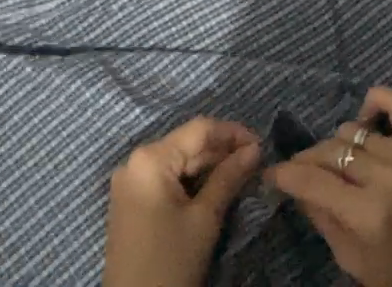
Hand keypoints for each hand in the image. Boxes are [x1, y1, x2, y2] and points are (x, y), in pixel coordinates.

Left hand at [103, 116, 262, 286]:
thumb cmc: (171, 261)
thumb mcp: (204, 219)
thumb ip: (229, 177)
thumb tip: (254, 149)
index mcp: (150, 158)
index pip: (198, 130)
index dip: (232, 133)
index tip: (262, 144)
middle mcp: (135, 161)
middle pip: (187, 144)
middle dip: (222, 151)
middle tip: (256, 162)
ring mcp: (130, 182)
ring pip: (177, 162)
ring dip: (208, 167)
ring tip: (241, 174)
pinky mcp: (130, 202)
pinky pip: (166, 179)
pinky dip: (191, 181)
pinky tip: (215, 187)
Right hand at [267, 88, 391, 286]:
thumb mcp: (354, 261)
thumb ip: (322, 219)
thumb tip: (294, 186)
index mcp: (369, 214)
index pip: (311, 180)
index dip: (283, 175)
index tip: (270, 176)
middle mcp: (387, 177)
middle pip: (328, 151)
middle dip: (306, 162)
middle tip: (300, 175)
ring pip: (351, 131)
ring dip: (337, 147)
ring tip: (339, 167)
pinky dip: (378, 100)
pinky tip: (365, 115)